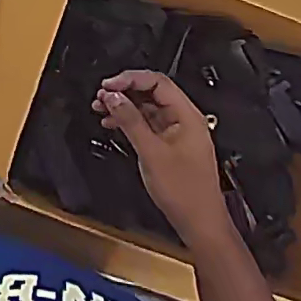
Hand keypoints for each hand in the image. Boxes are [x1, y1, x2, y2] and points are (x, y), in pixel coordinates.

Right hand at [94, 70, 229, 247]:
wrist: (199, 222)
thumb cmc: (185, 192)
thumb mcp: (151, 152)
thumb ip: (131, 121)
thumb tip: (114, 97)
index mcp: (187, 116)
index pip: (157, 82)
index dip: (130, 79)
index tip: (109, 85)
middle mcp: (184, 120)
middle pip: (152, 93)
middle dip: (125, 91)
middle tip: (101, 95)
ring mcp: (177, 132)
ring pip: (147, 108)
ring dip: (124, 106)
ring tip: (102, 107)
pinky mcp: (170, 145)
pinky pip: (148, 124)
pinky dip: (130, 121)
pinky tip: (114, 123)